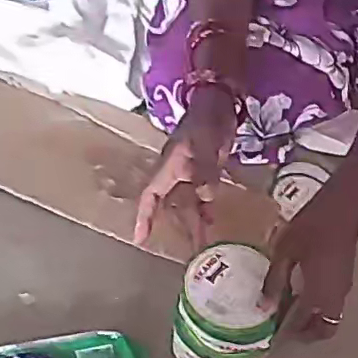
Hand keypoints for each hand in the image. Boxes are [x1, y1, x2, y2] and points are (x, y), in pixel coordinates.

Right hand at [133, 99, 234, 248]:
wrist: (218, 104)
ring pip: (187, 203)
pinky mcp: (204, 170)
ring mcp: (189, 173)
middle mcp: (175, 174)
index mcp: (168, 169)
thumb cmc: (206, 122)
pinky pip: (201, 195)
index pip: (150, 197)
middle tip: (188, 252)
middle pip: (171, 206)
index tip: (139, 239)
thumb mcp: (204, 145)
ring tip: (202, 244)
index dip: (144, 217)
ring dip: (194, 221)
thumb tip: (205, 196)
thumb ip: (204, 170)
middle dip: (177, 229)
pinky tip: (213, 221)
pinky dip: (205, 208)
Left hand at [262, 179, 357, 339]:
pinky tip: (300, 288)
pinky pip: (333, 301)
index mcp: (319, 294)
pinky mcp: (346, 275)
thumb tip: (265, 306)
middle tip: (285, 325)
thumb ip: (275, 281)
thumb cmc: (313, 225)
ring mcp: (344, 286)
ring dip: (313, 317)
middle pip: (326, 328)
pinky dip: (319, 305)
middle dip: (307, 332)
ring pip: (331, 315)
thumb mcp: (286, 252)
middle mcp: (335, 296)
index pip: (305, 326)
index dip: (290, 333)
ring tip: (289, 306)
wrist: (344, 205)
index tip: (274, 333)